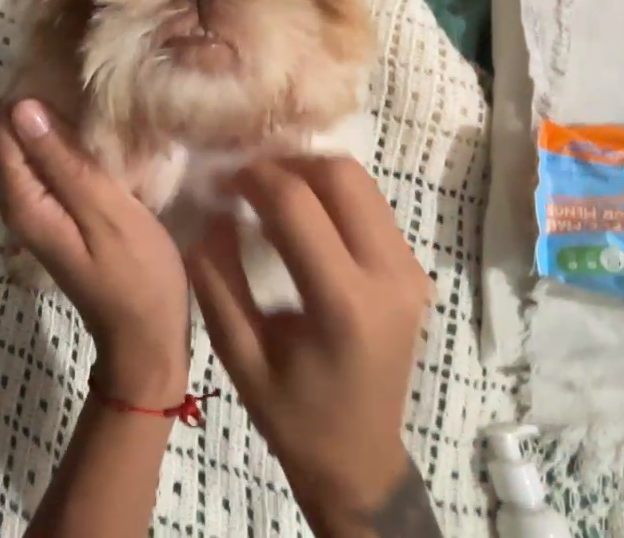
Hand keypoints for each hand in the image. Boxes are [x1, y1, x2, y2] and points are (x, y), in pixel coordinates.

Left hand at [0, 99, 191, 403]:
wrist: (147, 340)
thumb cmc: (136, 275)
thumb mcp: (105, 211)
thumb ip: (62, 160)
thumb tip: (20, 106)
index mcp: (24, 200)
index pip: (4, 127)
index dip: (28, 92)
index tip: (65, 68)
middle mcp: (20, 203)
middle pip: (16, 134)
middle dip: (44, 103)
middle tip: (89, 80)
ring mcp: (39, 210)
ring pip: (36, 148)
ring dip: (60, 123)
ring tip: (99, 97)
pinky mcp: (59, 214)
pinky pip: (53, 166)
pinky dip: (71, 146)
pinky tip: (102, 134)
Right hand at [185, 157, 432, 522]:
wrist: (360, 459)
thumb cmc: (292, 414)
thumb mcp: (238, 355)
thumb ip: (217, 279)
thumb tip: (210, 211)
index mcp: (343, 305)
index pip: (297, 206)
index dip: (253, 178)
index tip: (221, 180)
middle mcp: (389, 278)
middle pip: (341, 176)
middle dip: (286, 164)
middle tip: (247, 180)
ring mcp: (410, 272)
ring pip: (361, 182)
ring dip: (310, 173)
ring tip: (270, 192)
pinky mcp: (413, 270)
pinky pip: (372, 204)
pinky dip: (332, 193)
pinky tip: (300, 214)